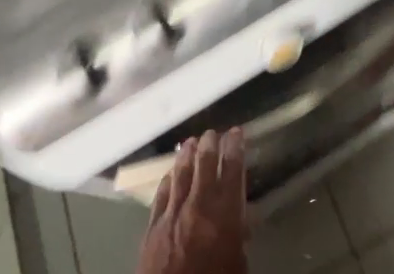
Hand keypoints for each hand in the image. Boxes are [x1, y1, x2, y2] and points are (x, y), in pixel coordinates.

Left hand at [137, 128, 248, 273]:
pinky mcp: (152, 227)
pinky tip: (169, 174)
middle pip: (205, 165)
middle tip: (213, 132)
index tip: (237, 133)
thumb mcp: (238, 263)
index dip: (236, 148)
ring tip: (190, 142)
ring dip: (186, 156)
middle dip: (210, 145)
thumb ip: (238, 236)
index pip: (232, 170)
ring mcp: (172, 214)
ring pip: (180, 175)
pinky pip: (160, 195)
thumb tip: (240, 220)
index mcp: (225, 213)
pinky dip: (167, 181)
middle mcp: (199, 206)